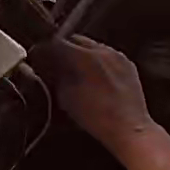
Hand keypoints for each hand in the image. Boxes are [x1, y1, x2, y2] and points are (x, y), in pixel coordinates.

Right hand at [31, 35, 158, 157]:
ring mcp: (118, 56)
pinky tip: (93, 75)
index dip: (45, 49)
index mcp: (85, 56)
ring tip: (74, 68)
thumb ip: (56, 78)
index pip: (58, 42)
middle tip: (55, 61)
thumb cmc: (96, 117)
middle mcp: (103, 50)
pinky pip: (107, 55)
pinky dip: (97, 60)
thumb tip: (50, 68)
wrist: (129, 129)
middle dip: (63, 48)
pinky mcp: (128, 65)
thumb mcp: (67, 98)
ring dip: (81, 53)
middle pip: (76, 39)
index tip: (39, 55)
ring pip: (93, 46)